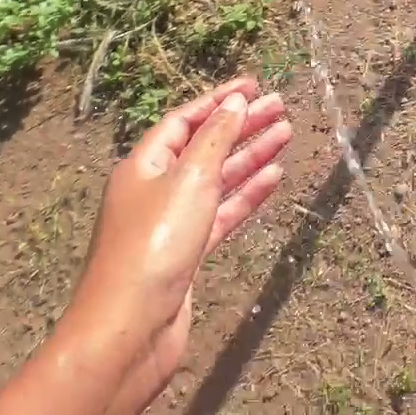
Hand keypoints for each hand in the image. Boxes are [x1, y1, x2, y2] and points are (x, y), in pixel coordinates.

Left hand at [0, 76, 290, 414]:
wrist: (129, 330)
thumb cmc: (154, 245)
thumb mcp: (190, 178)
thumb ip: (216, 137)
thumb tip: (235, 102)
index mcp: (145, 165)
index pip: (185, 120)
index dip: (219, 99)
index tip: (254, 84)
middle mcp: (155, 188)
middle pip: (205, 145)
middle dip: (241, 124)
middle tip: (280, 106)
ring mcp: (172, 220)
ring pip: (218, 177)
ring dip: (251, 154)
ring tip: (286, 132)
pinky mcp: (188, 250)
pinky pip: (224, 211)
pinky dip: (248, 192)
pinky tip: (274, 177)